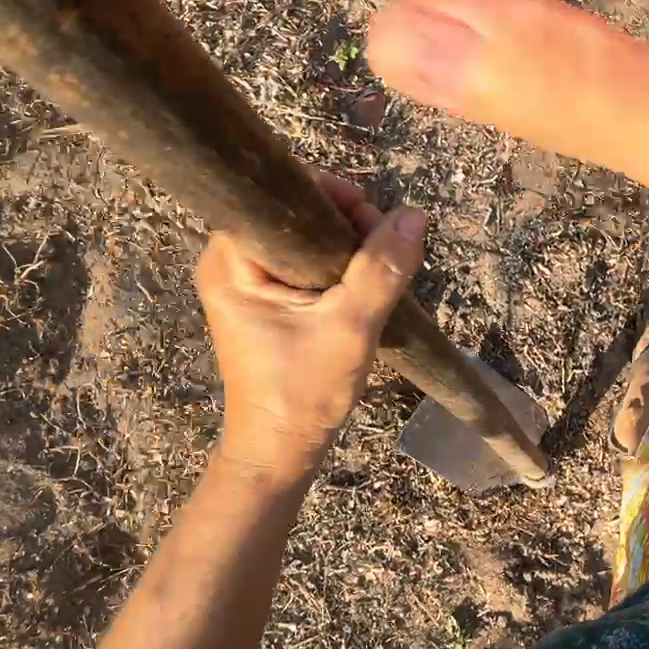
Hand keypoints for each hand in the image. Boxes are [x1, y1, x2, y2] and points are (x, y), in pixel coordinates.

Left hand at [195, 173, 427, 481]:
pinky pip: (310, 262)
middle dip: (347, 223)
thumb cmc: (304, 390)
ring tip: (380, 271)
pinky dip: (341, 266)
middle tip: (383, 252)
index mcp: (233, 260)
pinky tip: (366, 283)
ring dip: (350, 246)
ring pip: (309, 238)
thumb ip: (382, 268)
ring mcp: (250, 283)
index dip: (332, 196)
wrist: (281, 452)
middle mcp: (233, 262)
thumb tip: (415, 215)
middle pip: (299, 213)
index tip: (369, 220)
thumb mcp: (352, 325)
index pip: (283, 195)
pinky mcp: (269, 301)